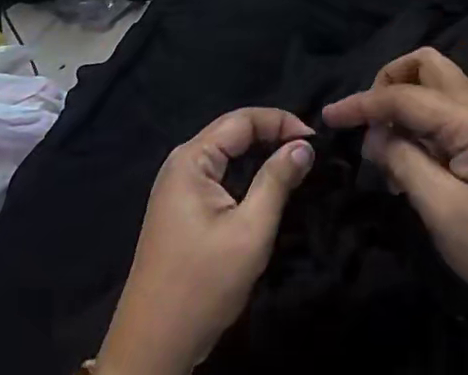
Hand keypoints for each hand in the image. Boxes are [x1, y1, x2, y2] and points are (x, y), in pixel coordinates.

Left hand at [97, 108, 314, 373]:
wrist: (152, 347)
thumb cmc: (202, 284)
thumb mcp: (250, 230)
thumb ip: (277, 180)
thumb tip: (304, 146)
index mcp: (191, 161)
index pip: (243, 120)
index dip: (282, 122)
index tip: (315, 142)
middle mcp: (180, 165)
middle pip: (233, 131)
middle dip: (273, 134)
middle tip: (309, 152)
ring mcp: (177, 187)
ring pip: (227, 152)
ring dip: (262, 152)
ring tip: (295, 164)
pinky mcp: (181, 208)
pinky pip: (220, 173)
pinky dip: (247, 171)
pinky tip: (268, 185)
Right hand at [321, 48, 467, 311]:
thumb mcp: (445, 212)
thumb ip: (406, 164)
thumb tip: (375, 135)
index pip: (405, 94)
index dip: (363, 102)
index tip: (328, 118)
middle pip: (428, 66)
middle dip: (391, 82)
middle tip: (369, 125)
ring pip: (436, 87)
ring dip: (404, 107)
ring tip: (387, 158)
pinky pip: (445, 115)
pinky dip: (419, 126)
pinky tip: (409, 167)